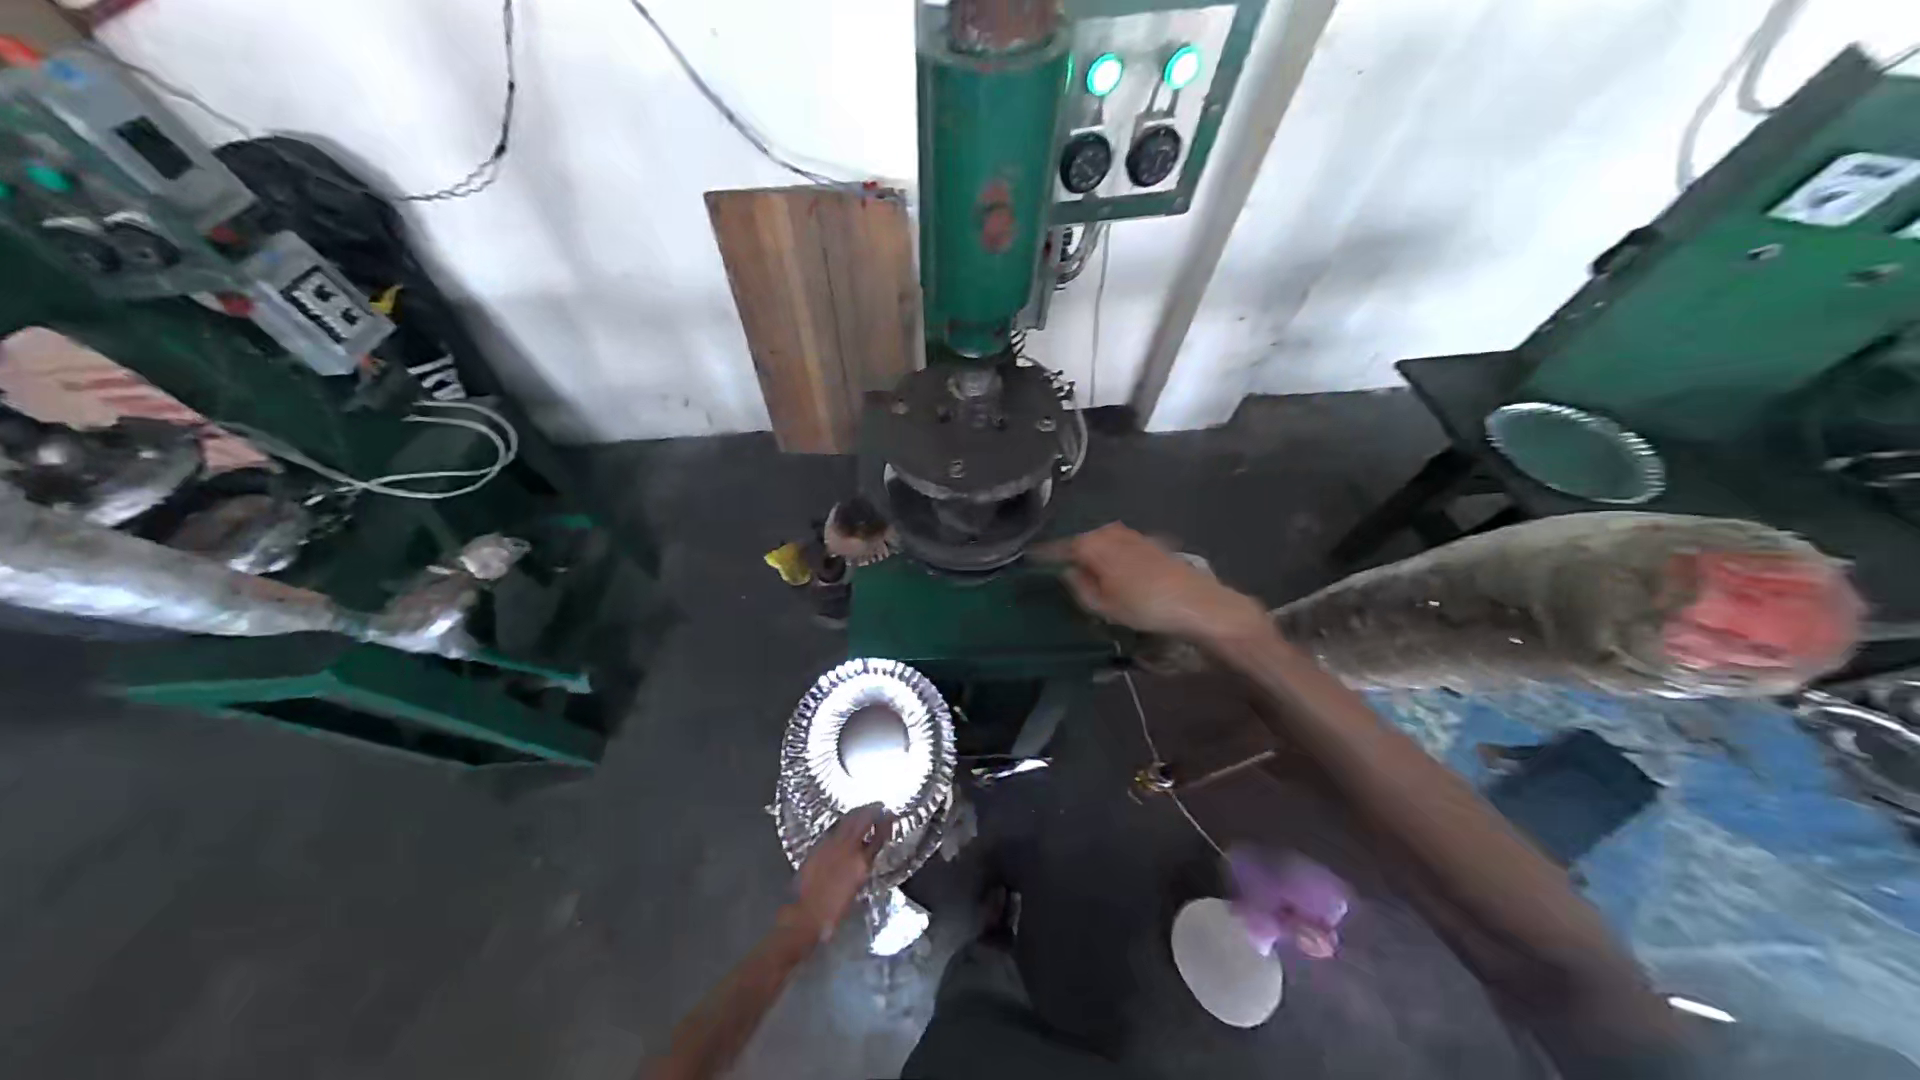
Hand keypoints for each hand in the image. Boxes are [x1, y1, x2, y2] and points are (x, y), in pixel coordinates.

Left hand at [784, 803, 887, 943]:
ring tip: (865, 810)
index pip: (878, 837)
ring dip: (858, 813)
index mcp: (862, 863)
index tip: (890, 815)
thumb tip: (864, 852)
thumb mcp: (856, 887)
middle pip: (863, 821)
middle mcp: (848, 849)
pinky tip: (845, 823)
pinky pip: (835, 828)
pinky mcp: (818, 845)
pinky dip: (844, 822)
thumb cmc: (834, 910)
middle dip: (872, 811)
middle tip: (879, 806)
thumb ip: (861, 867)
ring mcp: (832, 844)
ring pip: (848, 820)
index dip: (886, 824)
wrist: (806, 914)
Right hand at [1038, 523, 1269, 644]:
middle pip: (1081, 542)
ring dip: (1092, 554)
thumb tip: (1067, 572)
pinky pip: (1119, 546)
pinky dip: (1111, 555)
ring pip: (1101, 542)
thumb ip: (1078, 586)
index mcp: (1091, 544)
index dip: (1042, 556)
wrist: (1196, 602)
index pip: (1058, 548)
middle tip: (1057, 569)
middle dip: (1069, 554)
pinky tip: (1114, 571)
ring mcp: (1132, 534)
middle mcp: (1109, 532)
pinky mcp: (1150, 541)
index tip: (1028, 559)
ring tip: (1084, 572)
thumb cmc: (1143, 606)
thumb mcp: (1102, 605)